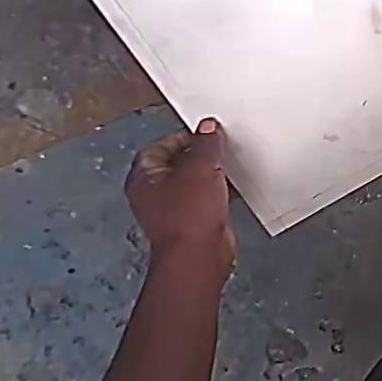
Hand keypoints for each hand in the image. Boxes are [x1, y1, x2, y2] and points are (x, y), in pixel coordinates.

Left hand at [125, 119, 236, 281]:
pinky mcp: (195, 219)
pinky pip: (208, 196)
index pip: (158, 148)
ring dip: (212, 171)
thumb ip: (205, 144)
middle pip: (177, 163)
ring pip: (194, 180)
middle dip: (199, 153)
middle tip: (220, 145)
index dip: (181, 137)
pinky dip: (221, 188)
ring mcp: (175, 208)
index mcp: (144, 179)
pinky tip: (236, 185)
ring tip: (230, 162)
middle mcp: (155, 193)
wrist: (199, 253)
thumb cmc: (189, 213)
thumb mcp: (199, 168)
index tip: (205, 132)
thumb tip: (208, 127)